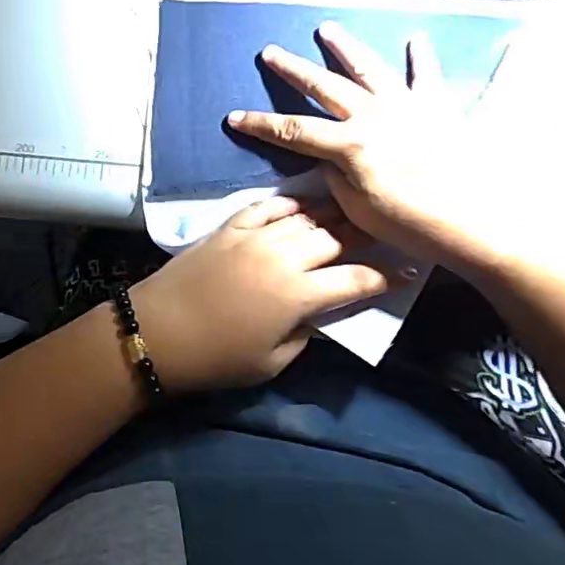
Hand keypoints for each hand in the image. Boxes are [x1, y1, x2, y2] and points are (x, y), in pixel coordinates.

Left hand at [129, 196, 390, 392]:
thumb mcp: (273, 361)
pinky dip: (289, 203)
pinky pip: (269, 206)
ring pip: (307, 216)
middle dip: (365, 235)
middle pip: (337, 237)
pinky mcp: (230, 227)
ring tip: (350, 211)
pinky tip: (302, 203)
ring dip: (333, 214)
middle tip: (382, 232)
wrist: (158, 332)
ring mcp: (256, 236)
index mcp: (300, 294)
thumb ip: (306, 332)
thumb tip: (321, 311)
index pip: (356, 279)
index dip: (386, 277)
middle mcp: (285, 257)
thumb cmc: (217, 358)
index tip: (406, 273)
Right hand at [225, 23, 535, 276]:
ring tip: (328, 30)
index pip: (293, 131)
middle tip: (271, 52)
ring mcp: (407, 106)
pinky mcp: (437, 107)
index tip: (234, 116)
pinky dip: (422, 57)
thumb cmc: (411, 224)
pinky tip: (416, 39)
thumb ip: (338, 179)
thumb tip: (331, 159)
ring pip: (368, 68)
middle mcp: (374, 115)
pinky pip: (427, 76)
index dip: (260, 124)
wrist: (472, 222)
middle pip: (324, 86)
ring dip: (345, 48)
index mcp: (350, 145)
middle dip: (293, 70)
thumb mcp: (359, 210)